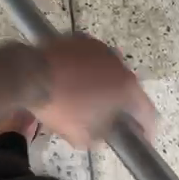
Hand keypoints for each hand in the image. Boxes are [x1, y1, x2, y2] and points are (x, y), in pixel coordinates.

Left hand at [30, 34, 157, 149]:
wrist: (30, 74)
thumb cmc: (60, 107)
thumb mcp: (83, 137)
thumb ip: (102, 137)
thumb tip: (104, 133)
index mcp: (127, 88)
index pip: (148, 113)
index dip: (147, 130)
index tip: (143, 140)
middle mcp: (120, 64)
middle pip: (129, 90)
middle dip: (122, 106)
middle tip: (111, 120)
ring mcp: (100, 49)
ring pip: (109, 72)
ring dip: (104, 86)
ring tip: (87, 99)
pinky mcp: (80, 39)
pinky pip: (90, 60)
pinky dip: (86, 71)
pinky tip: (72, 81)